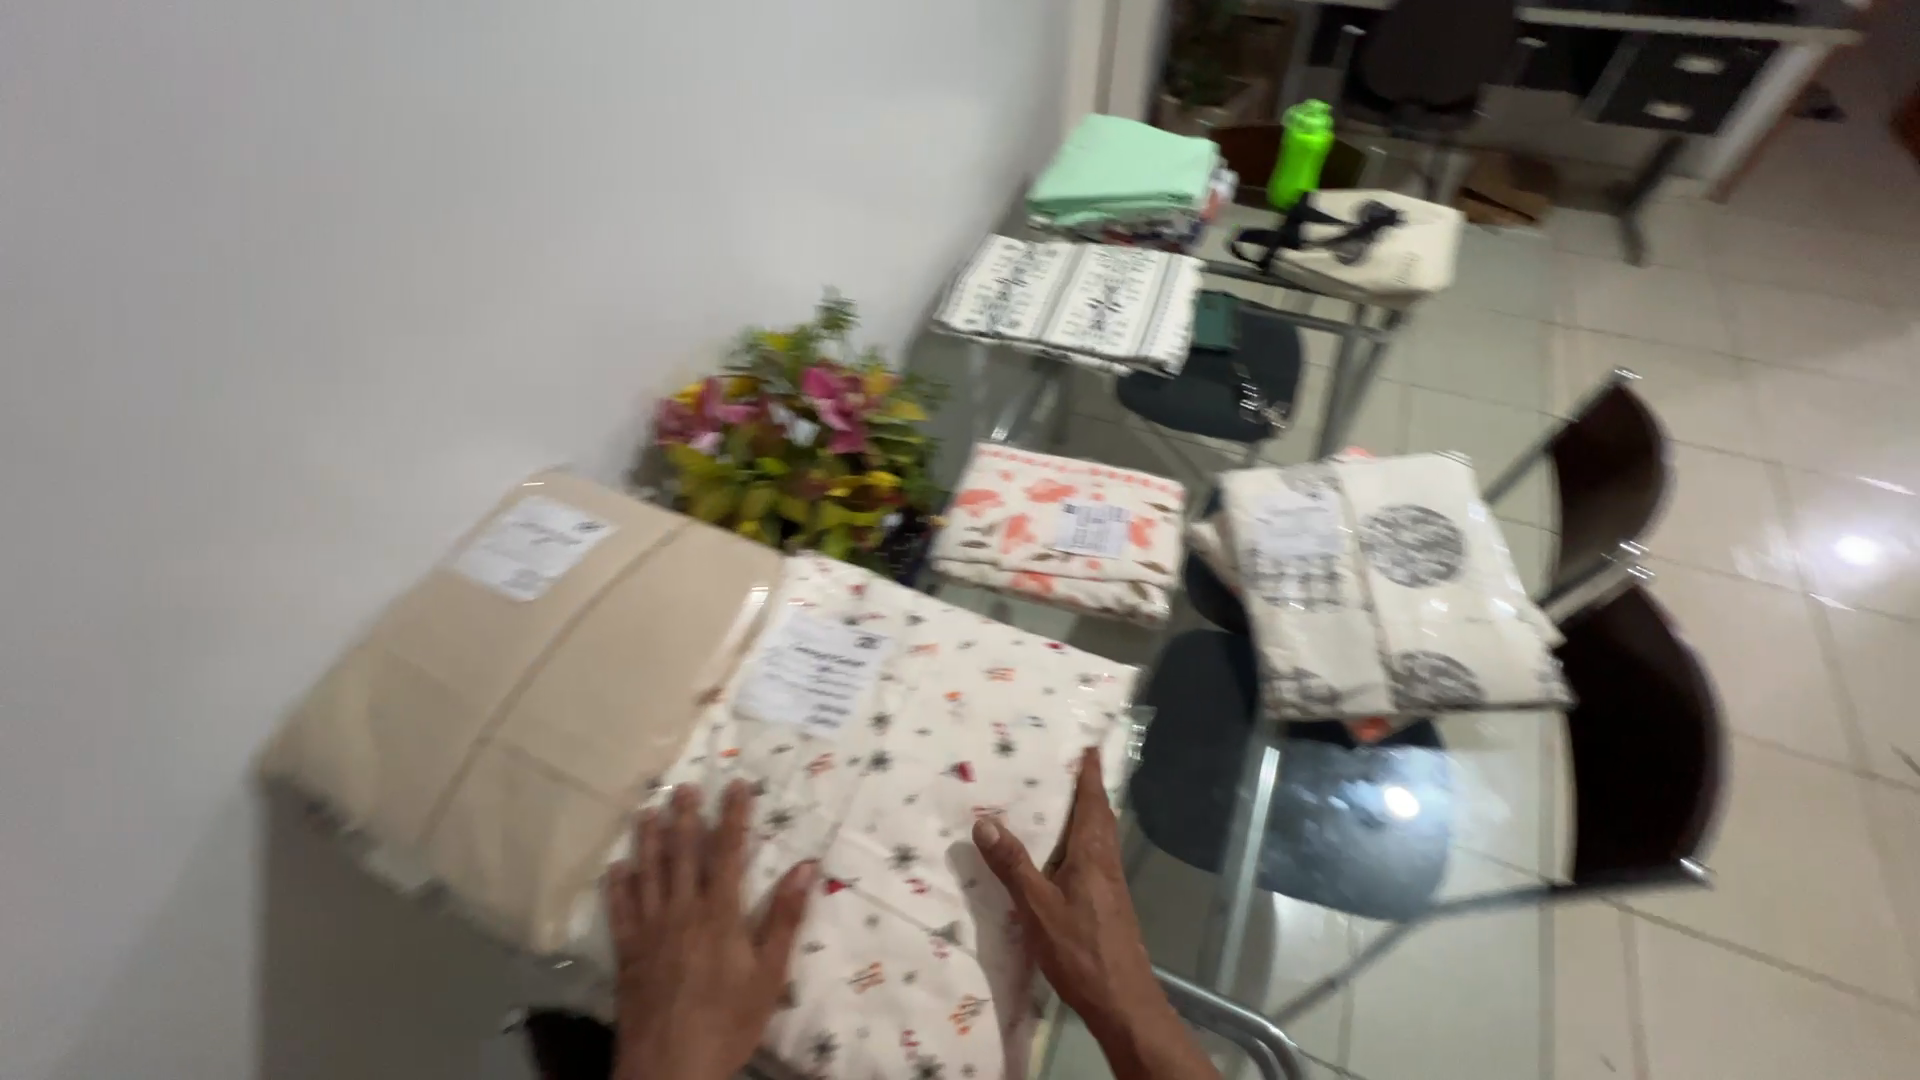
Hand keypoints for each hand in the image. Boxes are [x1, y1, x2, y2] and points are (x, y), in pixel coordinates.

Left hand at [605, 781, 815, 1079]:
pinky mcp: (627, 954)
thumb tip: (806, 866)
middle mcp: (682, 911)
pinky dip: (617, 887)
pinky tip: (615, 868)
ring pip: (647, 873)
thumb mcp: (770, 974)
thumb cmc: (729, 1022)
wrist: (670, 1071)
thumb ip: (785, 917)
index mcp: (719, 912)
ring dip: (647, 839)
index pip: (727, 850)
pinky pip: (620, 912)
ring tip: (646, 810)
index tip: (737, 784)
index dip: (733, 814)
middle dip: (684, 816)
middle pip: (681, 854)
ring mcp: (650, 931)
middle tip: (683, 785)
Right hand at [972, 749, 1213, 1079]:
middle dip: (1084, 785)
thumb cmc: (1081, 949)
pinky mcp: (1107, 901)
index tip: (1084, 740)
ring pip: (1097, 833)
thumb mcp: (1037, 907)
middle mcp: (1106, 858)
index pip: (1094, 797)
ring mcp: (1109, 881)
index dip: (1089, 769)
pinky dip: (1078, 838)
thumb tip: (984, 819)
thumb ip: (1013, 864)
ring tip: (1053, 798)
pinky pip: (1092, 854)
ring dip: (1081, 811)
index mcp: (1093, 850)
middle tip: (1059, 762)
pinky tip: (1057, 852)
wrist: (1123, 1002)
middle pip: (1099, 811)